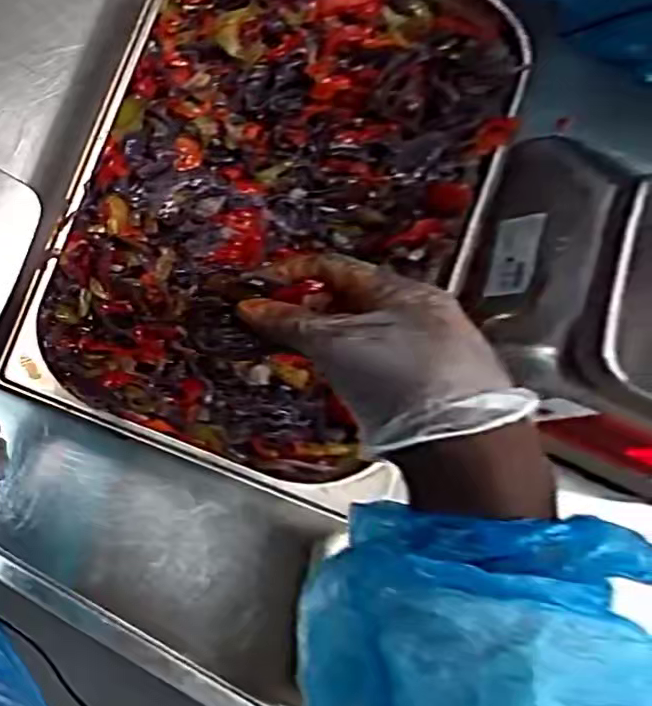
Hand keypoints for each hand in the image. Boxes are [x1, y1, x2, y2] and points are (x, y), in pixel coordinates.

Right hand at [236, 254, 534, 452]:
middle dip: (296, 304)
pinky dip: (327, 349)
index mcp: (401, 291)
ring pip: (346, 323)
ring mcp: (414, 341)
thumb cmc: (398, 376)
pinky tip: (311, 361)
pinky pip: (356, 347)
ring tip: (280, 341)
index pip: (332, 266)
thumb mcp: (331, 342)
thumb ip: (286, 320)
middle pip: (339, 295)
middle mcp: (412, 310)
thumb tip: (249, 307)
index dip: (288, 271)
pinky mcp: (409, 370)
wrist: (455, 439)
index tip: (255, 287)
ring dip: (309, 329)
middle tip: (263, 317)